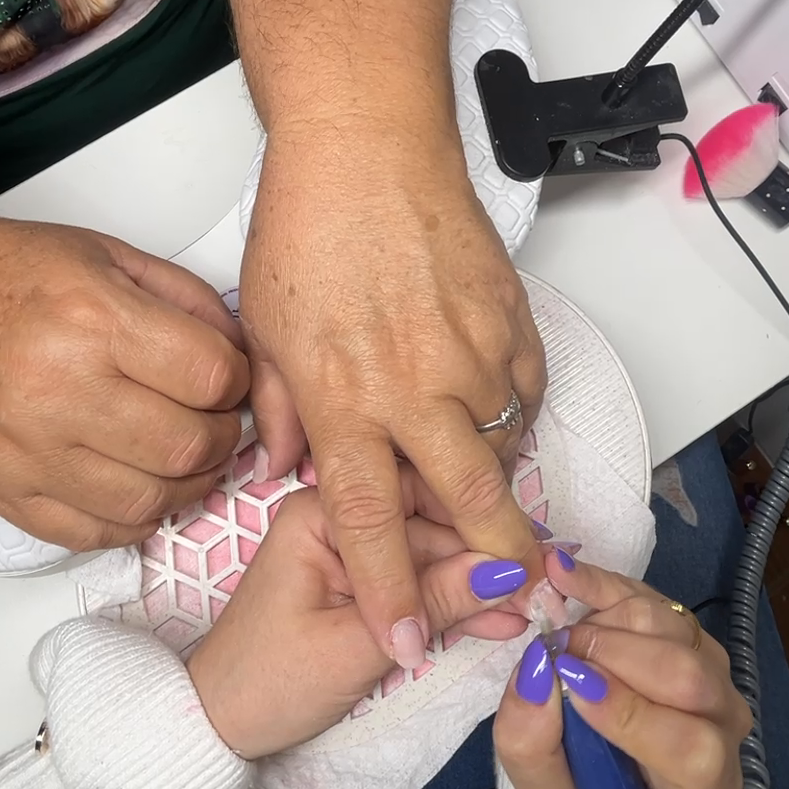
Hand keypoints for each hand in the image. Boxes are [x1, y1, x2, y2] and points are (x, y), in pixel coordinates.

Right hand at [0, 212, 250, 550]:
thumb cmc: (8, 275)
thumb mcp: (110, 256)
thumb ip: (189, 301)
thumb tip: (244, 359)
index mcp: (92, 319)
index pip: (211, 376)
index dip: (239, 381)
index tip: (229, 379)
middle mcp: (56, 390)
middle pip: (189, 445)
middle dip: (225, 436)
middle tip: (217, 419)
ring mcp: (25, 451)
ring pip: (149, 500)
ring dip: (190, 484)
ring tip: (186, 454)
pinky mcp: (1, 492)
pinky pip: (93, 534)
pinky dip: (135, 519)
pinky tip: (141, 484)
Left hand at [187, 474, 531, 759]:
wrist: (219, 722)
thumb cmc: (273, 680)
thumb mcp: (356, 645)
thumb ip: (432, 603)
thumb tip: (507, 574)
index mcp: (323, 510)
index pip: (416, 505)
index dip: (477, 536)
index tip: (532, 566)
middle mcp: (338, 511)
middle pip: (428, 528)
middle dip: (483, 565)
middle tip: (542, 594)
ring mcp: (350, 543)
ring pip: (429, 555)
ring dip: (475, 586)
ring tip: (528, 610)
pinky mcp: (359, 575)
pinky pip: (415, 577)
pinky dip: (452, 599)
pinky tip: (496, 614)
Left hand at [240, 129, 547, 669]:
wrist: (368, 147)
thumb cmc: (309, 227)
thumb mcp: (264, 326)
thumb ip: (279, 410)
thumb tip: (286, 465)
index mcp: (345, 396)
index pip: (370, 519)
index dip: (390, 591)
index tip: (410, 641)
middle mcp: (417, 387)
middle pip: (468, 500)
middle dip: (496, 560)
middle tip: (514, 591)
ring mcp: (474, 353)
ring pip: (504, 447)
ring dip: (491, 473)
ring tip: (469, 466)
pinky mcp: (513, 321)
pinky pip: (524, 391)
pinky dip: (507, 410)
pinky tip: (479, 395)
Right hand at [494, 552, 753, 788]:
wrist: (596, 746)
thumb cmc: (579, 776)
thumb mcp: (541, 780)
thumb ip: (531, 740)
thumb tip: (537, 675)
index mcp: (702, 779)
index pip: (689, 745)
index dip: (627, 710)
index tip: (569, 681)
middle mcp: (721, 718)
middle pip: (683, 673)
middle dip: (610, 652)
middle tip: (557, 647)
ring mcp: (709, 662)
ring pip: (664, 624)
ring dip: (603, 621)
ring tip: (560, 633)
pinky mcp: (679, 620)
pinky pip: (642, 592)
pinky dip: (597, 581)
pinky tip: (562, 572)